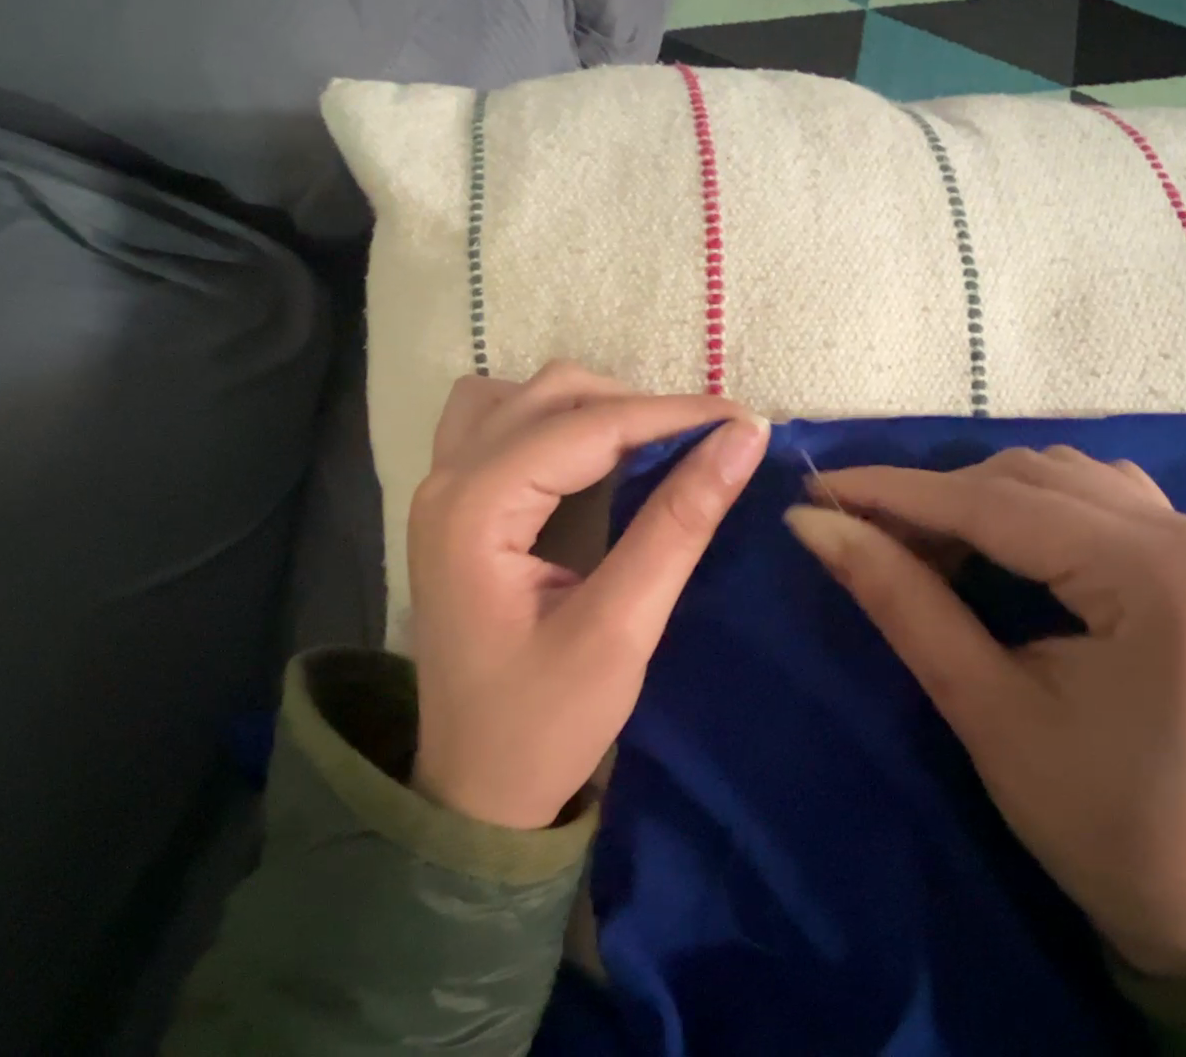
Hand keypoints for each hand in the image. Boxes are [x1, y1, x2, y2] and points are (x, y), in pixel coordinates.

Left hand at [407, 361, 769, 829]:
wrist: (475, 790)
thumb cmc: (544, 725)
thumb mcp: (620, 629)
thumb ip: (677, 525)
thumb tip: (742, 440)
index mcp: (473, 509)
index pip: (587, 427)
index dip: (673, 416)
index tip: (746, 421)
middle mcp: (444, 482)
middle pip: (548, 396)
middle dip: (636, 407)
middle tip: (708, 444)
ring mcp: (439, 494)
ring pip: (517, 400)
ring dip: (589, 408)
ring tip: (651, 445)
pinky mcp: (452, 512)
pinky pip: (498, 429)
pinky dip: (552, 426)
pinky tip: (590, 459)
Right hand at [784, 446, 1185, 977]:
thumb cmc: (1094, 821)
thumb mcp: (983, 708)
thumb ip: (901, 601)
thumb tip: (814, 527)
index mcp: (1164, 576)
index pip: (1000, 503)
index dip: (896, 493)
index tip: (816, 490)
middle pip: (1034, 479)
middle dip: (934, 500)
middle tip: (856, 532)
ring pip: (1064, 480)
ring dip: (978, 500)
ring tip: (914, 544)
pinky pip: (1099, 501)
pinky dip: (1029, 511)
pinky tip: (989, 546)